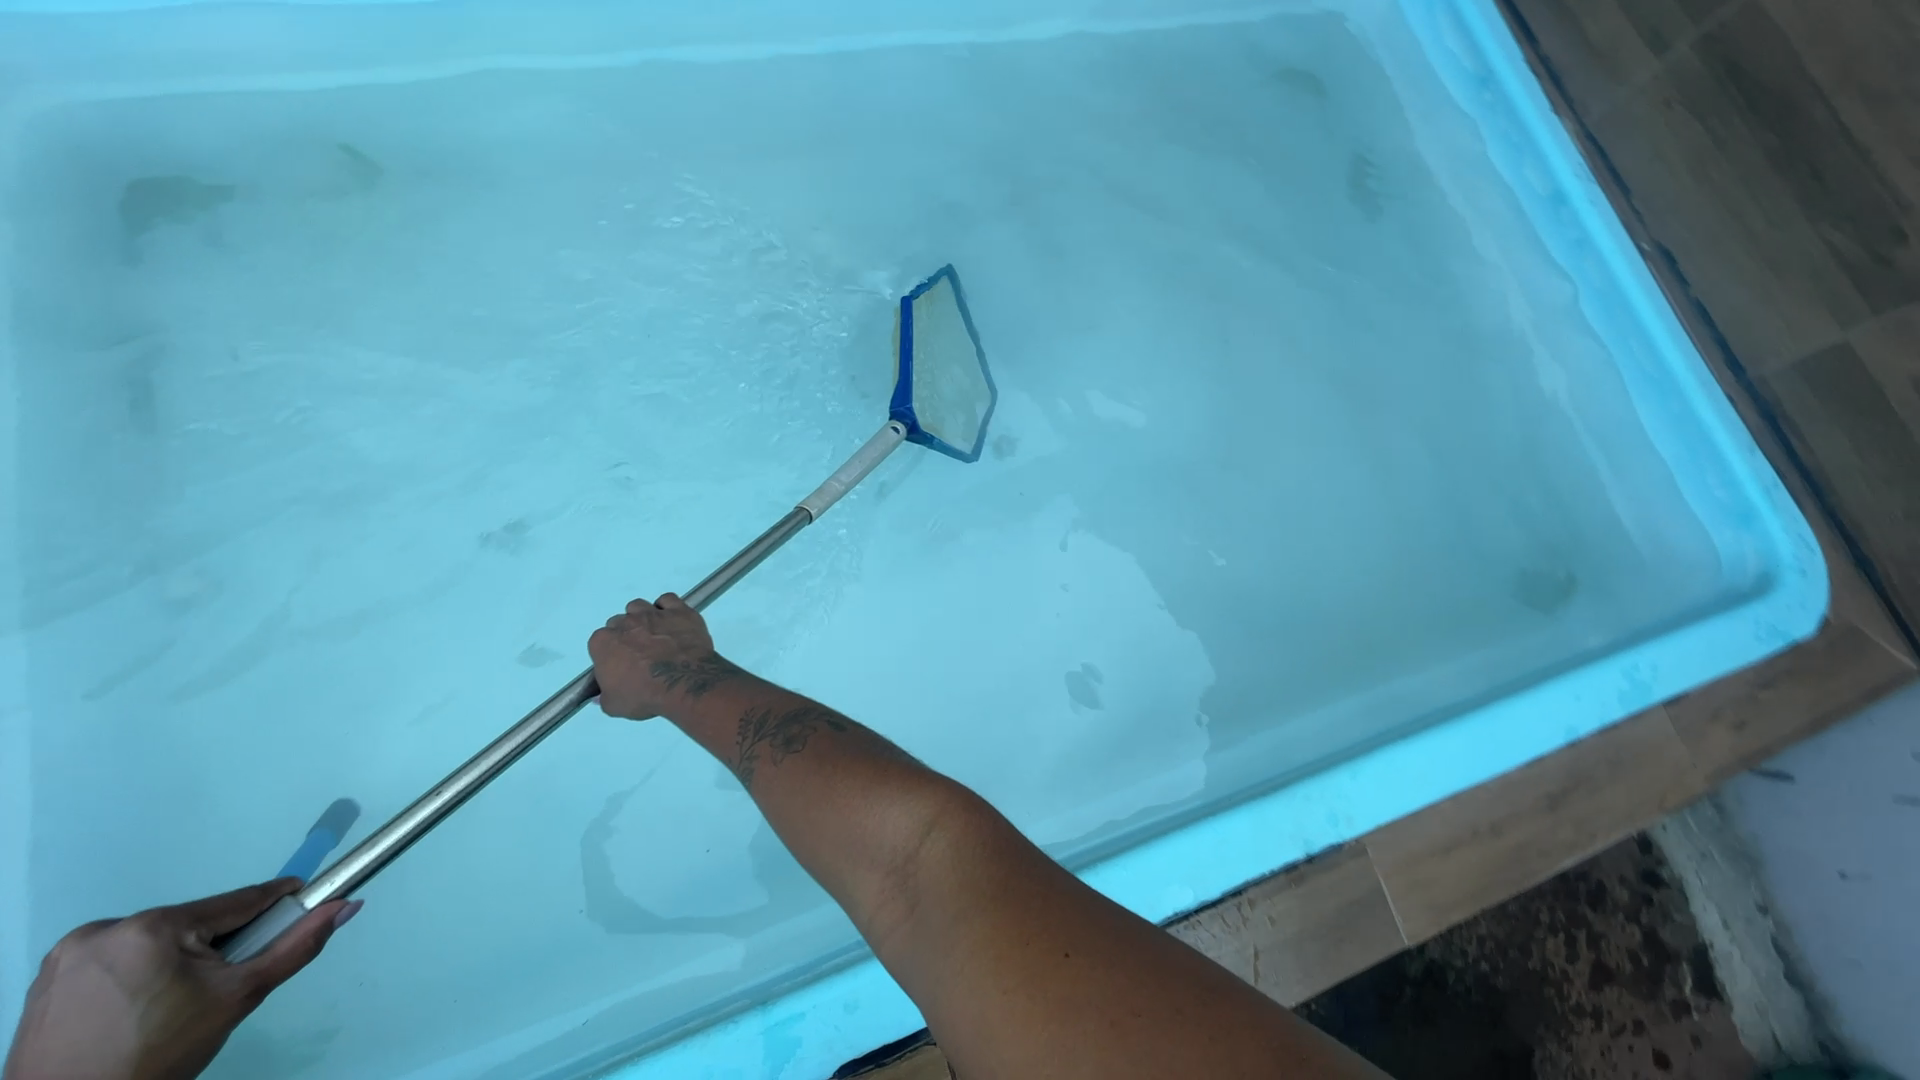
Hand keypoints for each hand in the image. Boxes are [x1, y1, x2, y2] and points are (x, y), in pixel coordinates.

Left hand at [3, 879, 358, 1079]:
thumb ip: (297, 946)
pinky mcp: (48, 977)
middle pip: (194, 922)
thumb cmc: (163, 1053)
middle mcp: (107, 928)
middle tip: (226, 980)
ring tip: (178, 1000)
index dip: (276, 902)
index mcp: (154, 926)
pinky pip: (118, 957)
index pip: (237, 901)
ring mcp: (70, 952)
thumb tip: (346, 905)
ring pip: (156, 940)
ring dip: (177, 957)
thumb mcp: (240, 997)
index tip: (305, 901)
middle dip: (218, 944)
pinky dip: (140, 972)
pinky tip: (141, 1005)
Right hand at [588, 593, 744, 720]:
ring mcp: (653, 613)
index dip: (611, 654)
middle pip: (620, 623)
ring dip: (643, 618)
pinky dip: (668, 607)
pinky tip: (672, 620)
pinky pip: (668, 600)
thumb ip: (605, 696)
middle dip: (627, 636)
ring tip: (655, 635)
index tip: (620, 665)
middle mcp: (626, 622)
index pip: (600, 642)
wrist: (684, 682)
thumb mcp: (615, 705)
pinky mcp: (679, 611)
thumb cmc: (645, 695)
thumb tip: (602, 695)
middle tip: (640, 653)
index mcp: (604, 642)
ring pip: (639, 607)